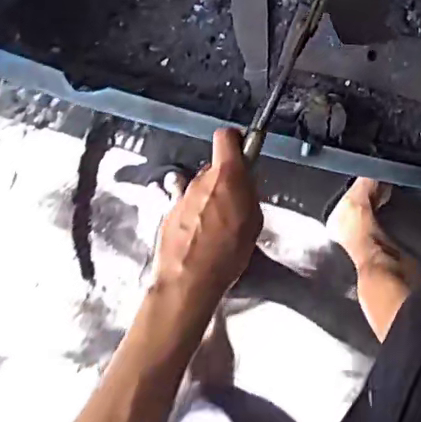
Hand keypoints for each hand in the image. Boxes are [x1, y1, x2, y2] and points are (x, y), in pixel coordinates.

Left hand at [152, 128, 260, 313]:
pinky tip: (201, 239)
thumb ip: (248, 194)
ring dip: (209, 201)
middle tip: (236, 203)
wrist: (186, 284)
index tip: (243, 150)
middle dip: (226, 180)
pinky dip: (195, 218)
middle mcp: (200, 181)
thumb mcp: (254, 220)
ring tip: (218, 228)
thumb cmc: (227, 252)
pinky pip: (187, 208)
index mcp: (226, 176)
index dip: (236, 140)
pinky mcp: (166, 217)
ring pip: (200, 190)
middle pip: (215, 168)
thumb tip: (244, 186)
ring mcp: (180, 198)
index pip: (226, 137)